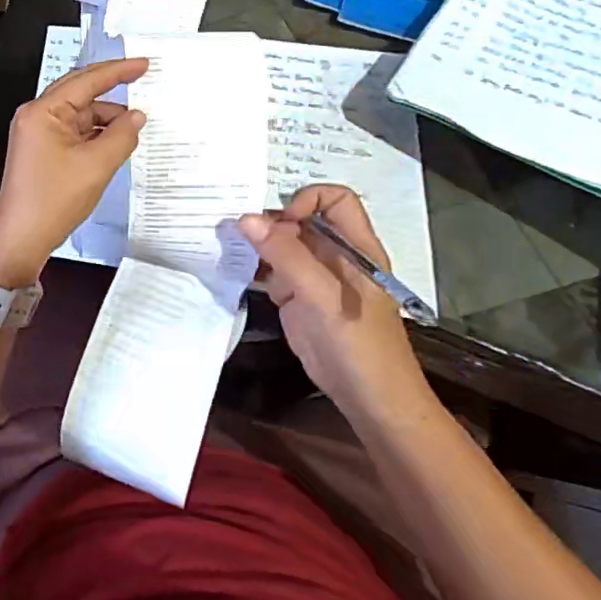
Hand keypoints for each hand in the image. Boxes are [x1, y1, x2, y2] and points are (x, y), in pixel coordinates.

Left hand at [0, 58, 148, 286]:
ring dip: (105, 118)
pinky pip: (73, 132)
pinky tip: (114, 141)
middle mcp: (36, 116)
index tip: (143, 64)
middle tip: (141, 79)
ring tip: (133, 127)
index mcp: (43, 112)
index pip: (87, 80)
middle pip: (79, 91)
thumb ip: (122, 136)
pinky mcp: (41, 150)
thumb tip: (136, 117)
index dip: (118, 71)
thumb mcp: (96, 166)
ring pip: (79, 114)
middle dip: (111, 88)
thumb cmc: (52, 201)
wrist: (22, 238)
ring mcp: (37, 133)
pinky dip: (95, 134)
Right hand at [238, 185, 434, 415]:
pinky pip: (273, 271)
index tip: (281, 223)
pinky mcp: (297, 299)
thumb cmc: (359, 345)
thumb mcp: (323, 296)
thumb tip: (247, 219)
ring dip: (258, 244)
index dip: (307, 200)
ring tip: (230, 247)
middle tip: (238, 233)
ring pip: (283, 245)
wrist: (370, 400)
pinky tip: (236, 270)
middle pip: (301, 220)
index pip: (335, 199)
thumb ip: (286, 256)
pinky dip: (255, 267)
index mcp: (356, 247)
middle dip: (271, 222)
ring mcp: (315, 278)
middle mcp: (335, 256)